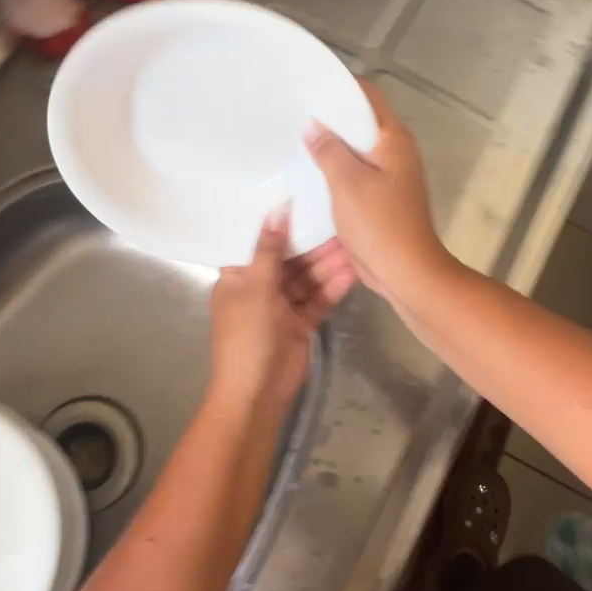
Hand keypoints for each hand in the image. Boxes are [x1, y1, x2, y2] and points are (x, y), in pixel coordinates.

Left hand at [208, 207, 354, 405]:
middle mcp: (258, 287)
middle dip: (312, 244)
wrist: (255, 393)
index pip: (258, 242)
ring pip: (306, 279)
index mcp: (237, 276)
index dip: (279, 222)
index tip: (302, 197)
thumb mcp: (256, 287)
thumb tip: (277, 209)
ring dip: (326, 264)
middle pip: (288, 259)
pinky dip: (332, 288)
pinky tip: (352, 272)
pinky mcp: (300, 324)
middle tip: (340, 222)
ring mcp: (280, 307)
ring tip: (353, 245)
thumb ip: (269, 248)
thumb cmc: (246, 336)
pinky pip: (317, 300)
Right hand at [304, 79, 453, 300]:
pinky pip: (356, 174)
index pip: (367, 96)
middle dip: (330, 118)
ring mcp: (391, 175)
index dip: (339, 87)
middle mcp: (396, 151)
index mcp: (393, 138)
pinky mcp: (382, 197)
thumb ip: (329, 150)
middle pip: (361, 122)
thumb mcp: (348, 183)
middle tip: (294, 114)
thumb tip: (313, 125)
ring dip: (331, 147)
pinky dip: (336, 171)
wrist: (407, 272)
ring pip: (357, 150)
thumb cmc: (380, 224)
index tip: (307, 86)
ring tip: (296, 141)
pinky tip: (310, 176)